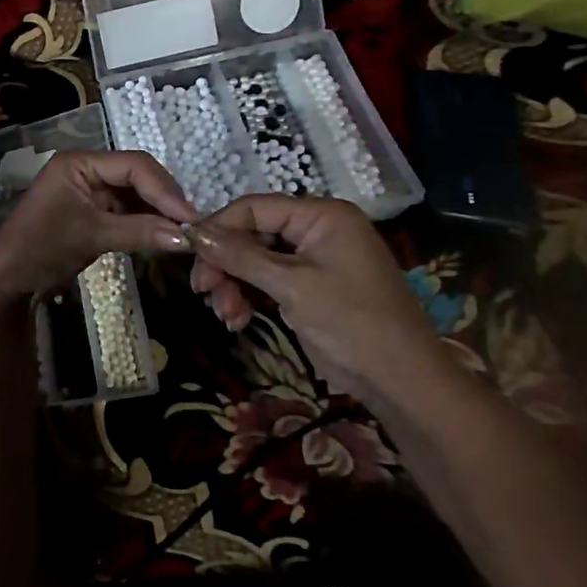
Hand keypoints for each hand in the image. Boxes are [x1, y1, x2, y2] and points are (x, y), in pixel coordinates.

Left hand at [0, 150, 196, 304]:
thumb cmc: (41, 249)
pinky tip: (165, 237)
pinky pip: (127, 212)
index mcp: (78, 162)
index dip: (164, 189)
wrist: (9, 280)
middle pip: (138, 177)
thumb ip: (139, 231)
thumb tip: (187, 236)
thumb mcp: (91, 237)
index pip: (133, 165)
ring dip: (158, 214)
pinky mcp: (93, 213)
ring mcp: (90, 191)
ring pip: (136, 196)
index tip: (189, 216)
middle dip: (164, 200)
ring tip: (185, 233)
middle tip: (193, 226)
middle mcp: (86, 170)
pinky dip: (146, 224)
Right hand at [188, 195, 444, 397]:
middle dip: (224, 264)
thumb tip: (193, 234)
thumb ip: (240, 256)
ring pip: (252, 260)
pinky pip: (264, 281)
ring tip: (225, 315)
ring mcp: (311, 259)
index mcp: (321, 216)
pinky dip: (247, 297)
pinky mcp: (306, 286)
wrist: (397, 377)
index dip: (218, 229)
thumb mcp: (291, 285)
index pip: (254, 208)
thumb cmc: (351, 321)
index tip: (189, 255)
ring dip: (232, 286)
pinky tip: (237, 320)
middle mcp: (316, 230)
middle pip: (250, 235)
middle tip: (202, 292)